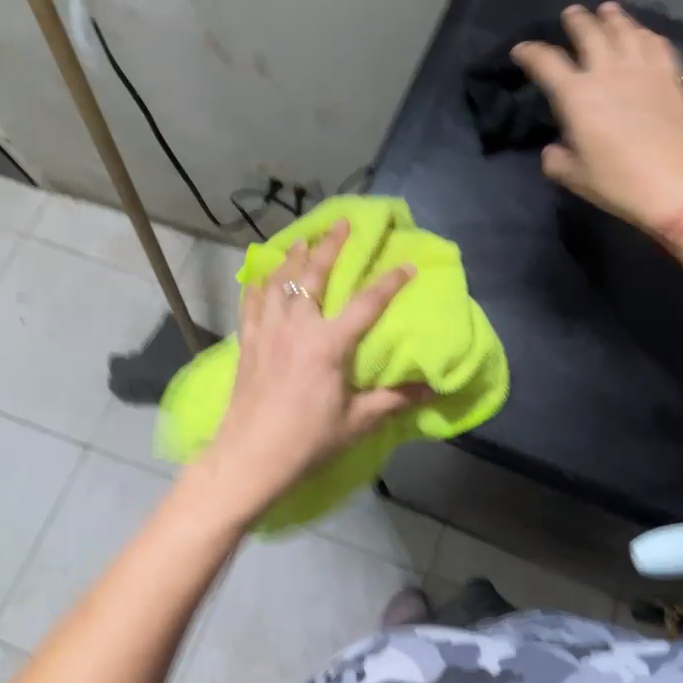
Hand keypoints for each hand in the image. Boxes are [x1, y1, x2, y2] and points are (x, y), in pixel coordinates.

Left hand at [195, 220, 428, 519]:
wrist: (249, 459)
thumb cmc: (307, 441)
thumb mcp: (358, 422)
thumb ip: (395, 399)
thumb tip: (434, 387)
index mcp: (329, 344)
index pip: (368, 303)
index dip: (391, 282)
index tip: (407, 264)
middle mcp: (298, 327)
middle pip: (315, 274)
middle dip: (331, 246)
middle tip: (342, 222)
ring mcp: (268, 331)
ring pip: (280, 281)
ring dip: (294, 257)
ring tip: (303, 239)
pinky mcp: (248, 342)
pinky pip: (252, 302)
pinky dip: (258, 282)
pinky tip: (260, 273)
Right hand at [513, 4, 682, 230]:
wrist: (677, 185)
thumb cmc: (620, 183)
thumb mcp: (576, 178)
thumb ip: (557, 161)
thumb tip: (553, 150)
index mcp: (576, 96)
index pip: (546, 62)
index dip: (530, 53)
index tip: (522, 50)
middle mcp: (608, 72)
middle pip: (589, 33)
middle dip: (577, 21)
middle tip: (572, 14)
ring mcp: (643, 70)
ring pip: (625, 30)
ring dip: (613, 18)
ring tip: (607, 11)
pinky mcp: (672, 76)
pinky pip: (657, 44)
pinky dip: (646, 35)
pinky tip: (644, 35)